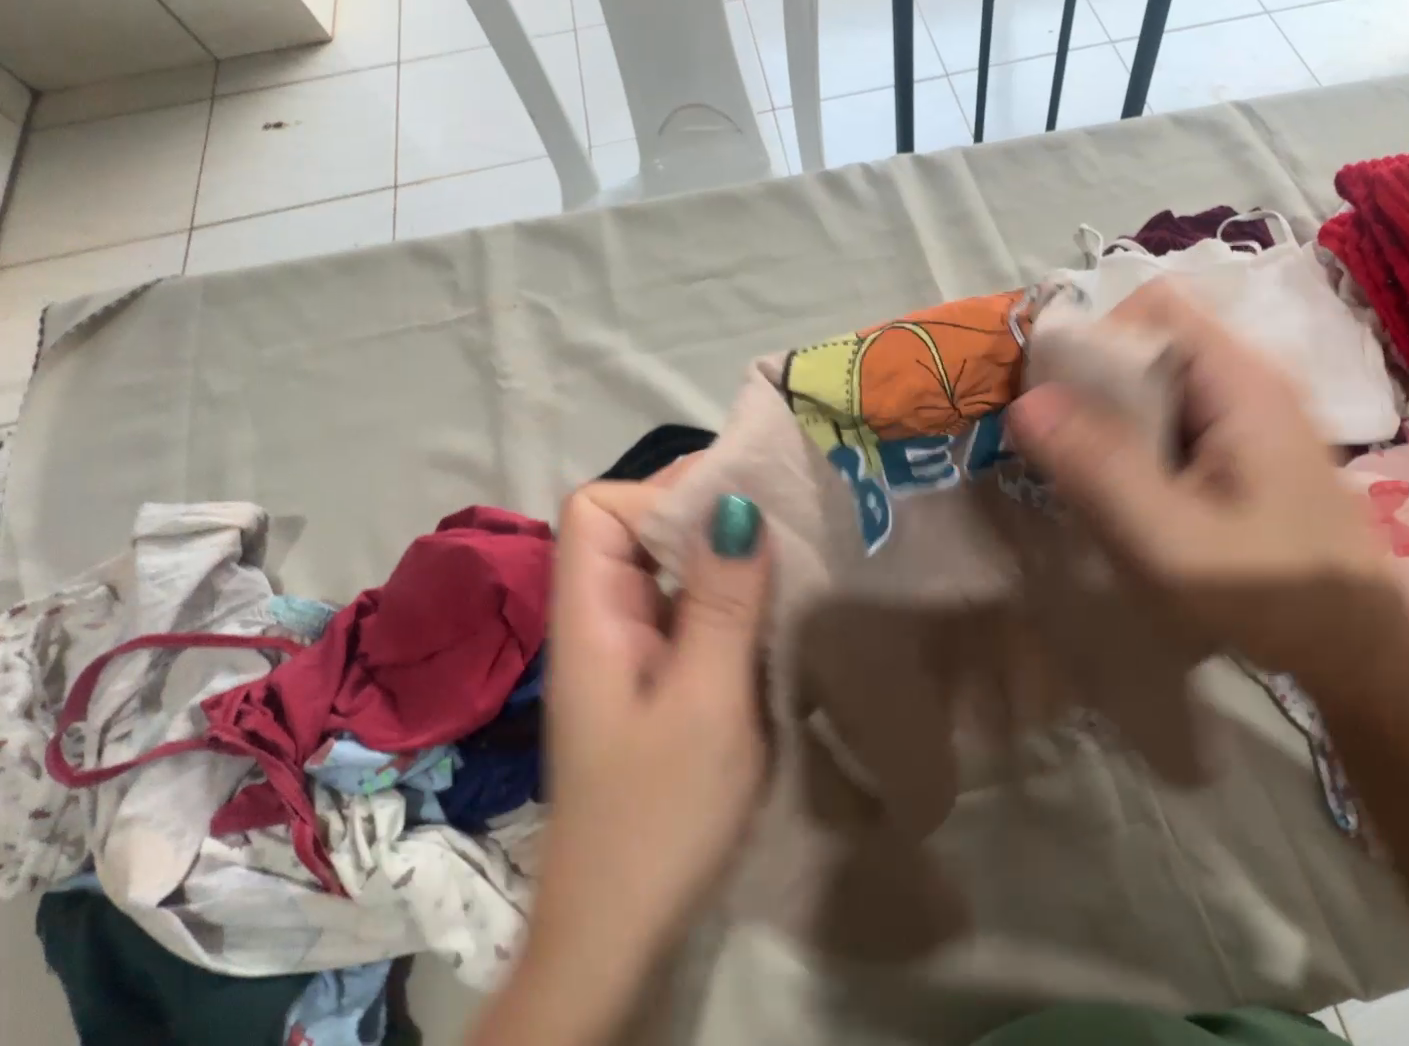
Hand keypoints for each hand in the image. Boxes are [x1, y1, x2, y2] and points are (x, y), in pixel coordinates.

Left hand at [478, 467, 770, 1045]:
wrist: (625, 926)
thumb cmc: (661, 813)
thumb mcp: (705, 701)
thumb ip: (720, 602)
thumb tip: (736, 502)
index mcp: (591, 618)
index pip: (600, 510)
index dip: (663, 496)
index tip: (742, 513)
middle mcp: (606, 625)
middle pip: (640, 535)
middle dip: (712, 520)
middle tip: (792, 526)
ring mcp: (635, 658)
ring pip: (676, 578)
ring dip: (733, 564)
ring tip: (802, 562)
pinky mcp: (664, 687)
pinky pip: (697, 620)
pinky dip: (739, 606)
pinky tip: (786, 617)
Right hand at [1007, 279, 1392, 675]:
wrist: (1359, 647)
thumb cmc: (1268, 594)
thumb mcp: (1169, 539)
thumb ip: (1099, 467)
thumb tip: (1025, 402)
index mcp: (1241, 380)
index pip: (1151, 307)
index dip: (1093, 343)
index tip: (1057, 409)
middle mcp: (1253, 380)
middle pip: (1153, 346)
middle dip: (1097, 394)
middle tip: (1071, 462)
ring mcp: (1256, 416)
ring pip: (1161, 389)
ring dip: (1116, 429)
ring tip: (1102, 491)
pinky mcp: (1253, 451)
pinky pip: (1180, 424)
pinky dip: (1143, 451)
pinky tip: (1141, 505)